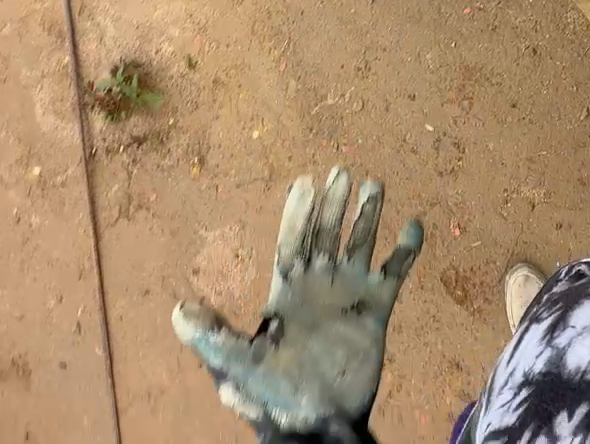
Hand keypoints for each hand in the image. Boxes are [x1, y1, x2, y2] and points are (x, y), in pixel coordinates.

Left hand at [172, 168, 422, 443]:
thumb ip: (212, 336)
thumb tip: (177, 310)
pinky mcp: (377, 307)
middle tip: (341, 171)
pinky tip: (413, 226)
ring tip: (375, 185)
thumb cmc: (273, 395)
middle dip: (333, 203)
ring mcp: (350, 292)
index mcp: (287, 291)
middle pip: (327, 233)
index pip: (293, 241)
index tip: (305, 181)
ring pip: (360, 243)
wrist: (319, 422)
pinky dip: (405, 249)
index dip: (297, 212)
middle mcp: (319, 283)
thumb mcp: (238, 365)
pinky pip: (395, 270)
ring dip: (368, 215)